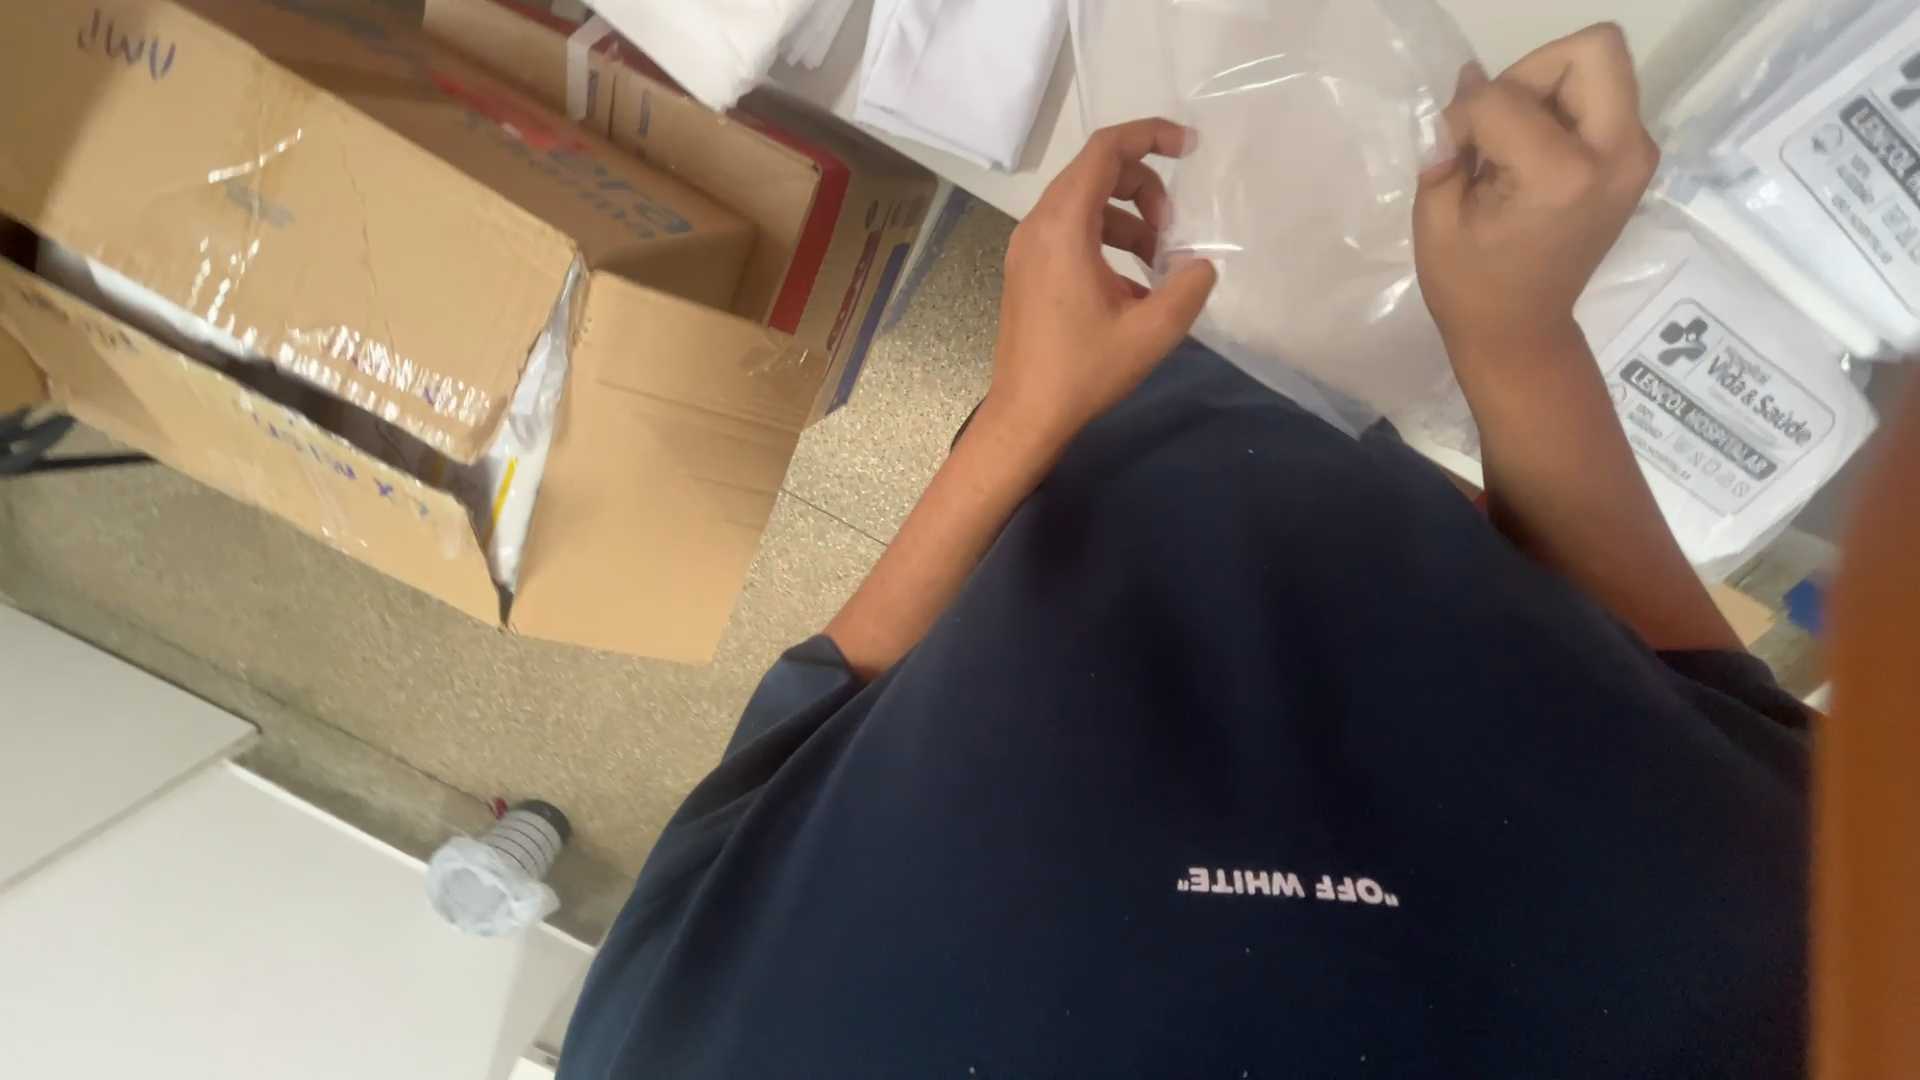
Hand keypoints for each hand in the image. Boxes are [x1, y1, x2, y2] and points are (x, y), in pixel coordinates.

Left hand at [980, 119, 1217, 452]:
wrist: (1026, 415)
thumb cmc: (1083, 372)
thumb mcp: (1153, 330)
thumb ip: (1190, 285)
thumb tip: (1200, 264)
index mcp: (1063, 227)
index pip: (1106, 150)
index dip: (1151, 136)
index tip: (1190, 149)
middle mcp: (1037, 228)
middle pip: (1095, 174)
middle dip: (1144, 188)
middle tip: (1172, 230)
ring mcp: (1026, 252)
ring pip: (1083, 207)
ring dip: (1127, 221)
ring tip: (1158, 265)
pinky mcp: (1025, 275)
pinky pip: (1069, 237)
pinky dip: (1104, 244)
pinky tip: (1130, 288)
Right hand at [1413, 24, 1659, 366]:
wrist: (1518, 330)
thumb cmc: (1467, 287)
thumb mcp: (1436, 221)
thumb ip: (1448, 150)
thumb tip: (1466, 85)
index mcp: (1561, 175)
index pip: (1505, 100)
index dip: (1461, 118)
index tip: (1445, 155)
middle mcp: (1617, 152)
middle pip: (1589, 50)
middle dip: (1528, 76)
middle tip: (1493, 126)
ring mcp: (1636, 153)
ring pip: (1600, 68)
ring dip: (1544, 92)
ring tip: (1507, 146)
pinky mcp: (1635, 158)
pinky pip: (1603, 100)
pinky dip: (1559, 113)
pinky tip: (1525, 159)